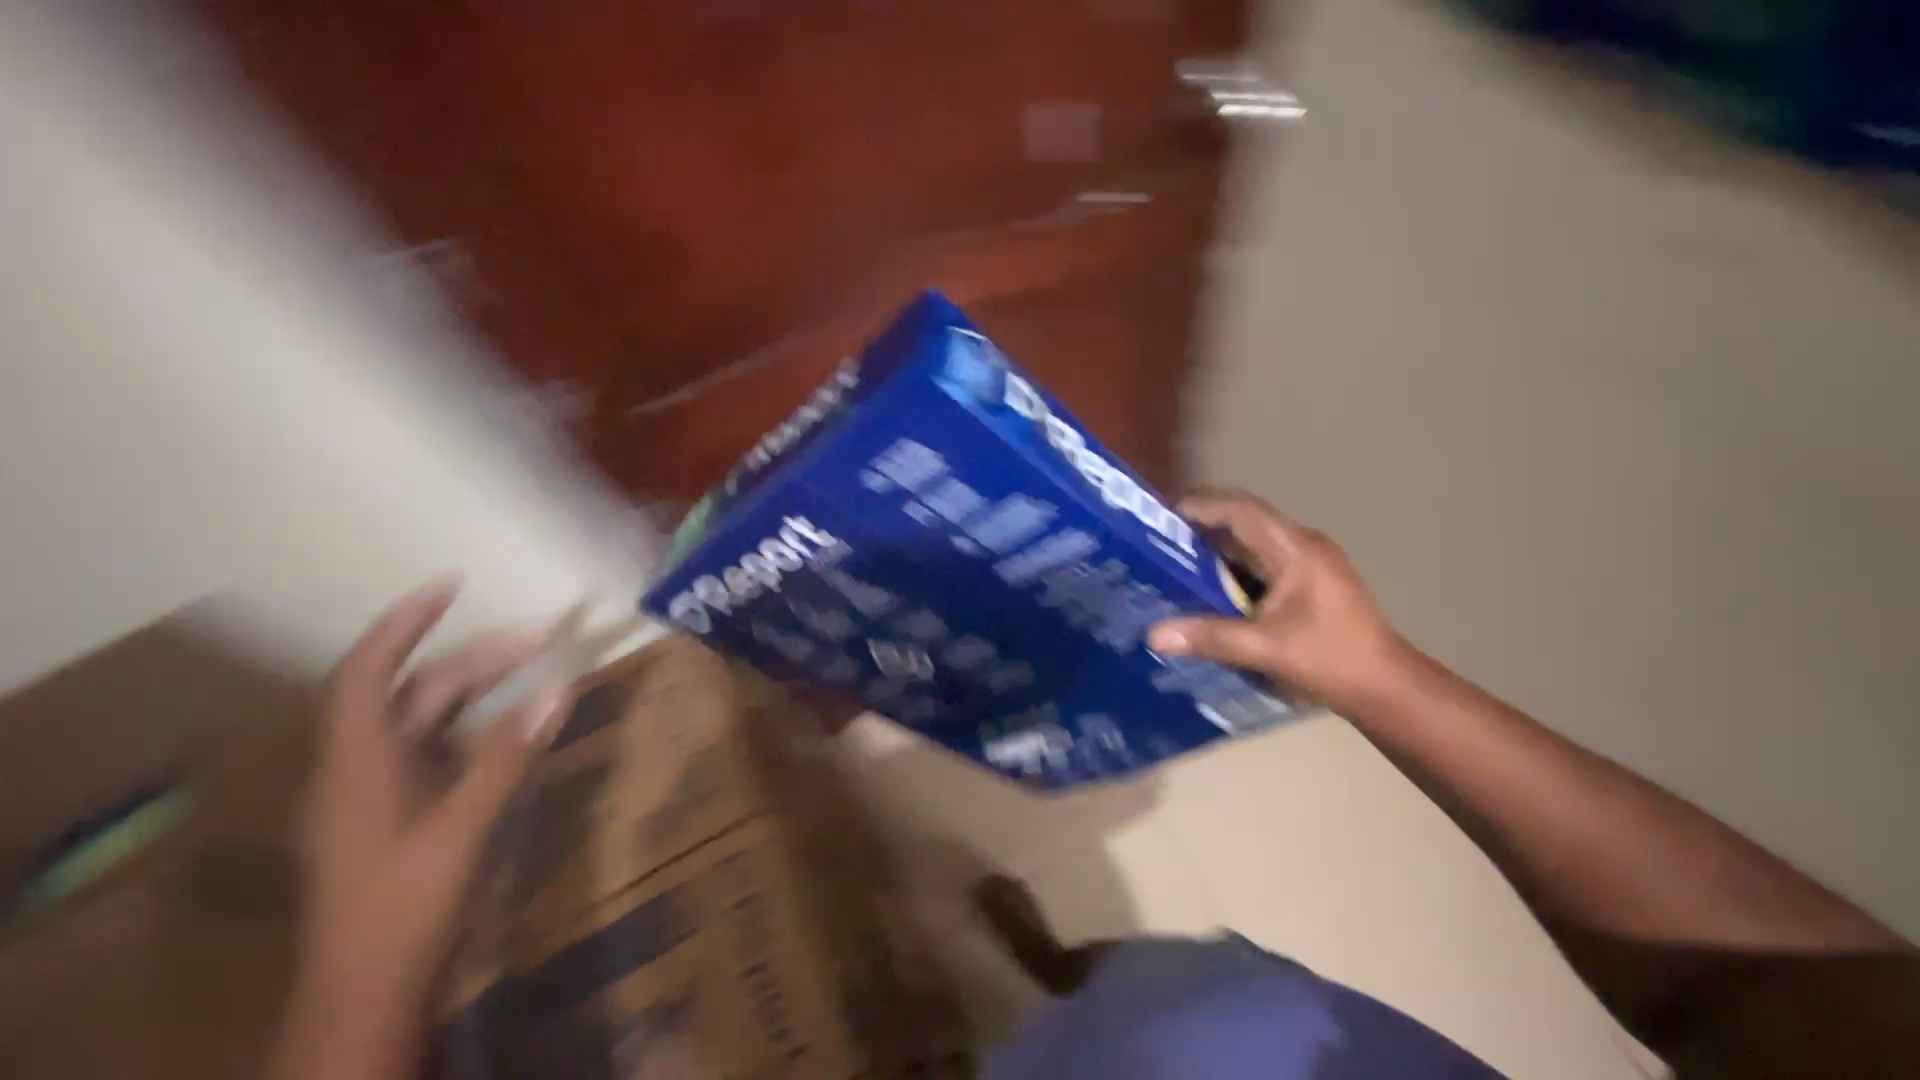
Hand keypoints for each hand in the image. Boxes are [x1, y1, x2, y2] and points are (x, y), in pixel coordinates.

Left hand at [275, 582, 572, 1079]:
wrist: (365, 998)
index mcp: (357, 763)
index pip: (367, 670)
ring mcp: (378, 797)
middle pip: (413, 694)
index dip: (403, 623)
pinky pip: (437, 756)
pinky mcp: (397, 820)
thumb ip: (507, 757)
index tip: (450, 586)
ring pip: (428, 724)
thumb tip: (557, 690)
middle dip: (473, 659)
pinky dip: (476, 733)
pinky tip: (514, 731)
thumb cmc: (403, 909)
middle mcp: (360, 768)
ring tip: (534, 670)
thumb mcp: (461, 829)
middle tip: (539, 637)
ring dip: (478, 694)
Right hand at [1148, 490, 1412, 712]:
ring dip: (1217, 551)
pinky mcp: (1311, 582)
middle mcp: (1304, 545)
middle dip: (1202, 528)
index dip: (1201, 506)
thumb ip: (1210, 637)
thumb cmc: (1330, 660)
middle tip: (1160, 545)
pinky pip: (1264, 561)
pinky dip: (1234, 570)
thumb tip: (1154, 634)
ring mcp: (1311, 562)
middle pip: (1245, 519)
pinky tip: (1211, 593)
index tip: (1162, 519)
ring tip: (1175, 567)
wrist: (1385, 686)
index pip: (1242, 509)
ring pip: (1254, 542)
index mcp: (1296, 549)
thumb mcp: (1265, 649)